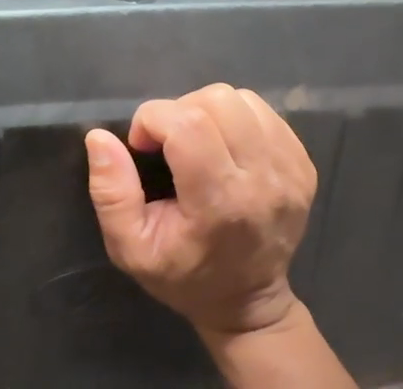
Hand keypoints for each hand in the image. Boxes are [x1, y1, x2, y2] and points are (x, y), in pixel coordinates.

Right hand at [85, 84, 318, 338]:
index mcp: (219, 203)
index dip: (152, 120)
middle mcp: (262, 182)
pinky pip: (264, 112)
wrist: (248, 302)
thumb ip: (110, 193)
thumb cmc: (182, 275)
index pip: (187, 125)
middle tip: (170, 143)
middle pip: (217, 102)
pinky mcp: (303, 166)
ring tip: (197, 140)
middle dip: (179, 110)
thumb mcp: (129, 247)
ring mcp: (289, 172)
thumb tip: (100, 138)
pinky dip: (236, 117)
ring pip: (242, 99)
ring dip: (207, 110)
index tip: (143, 146)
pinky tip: (224, 144)